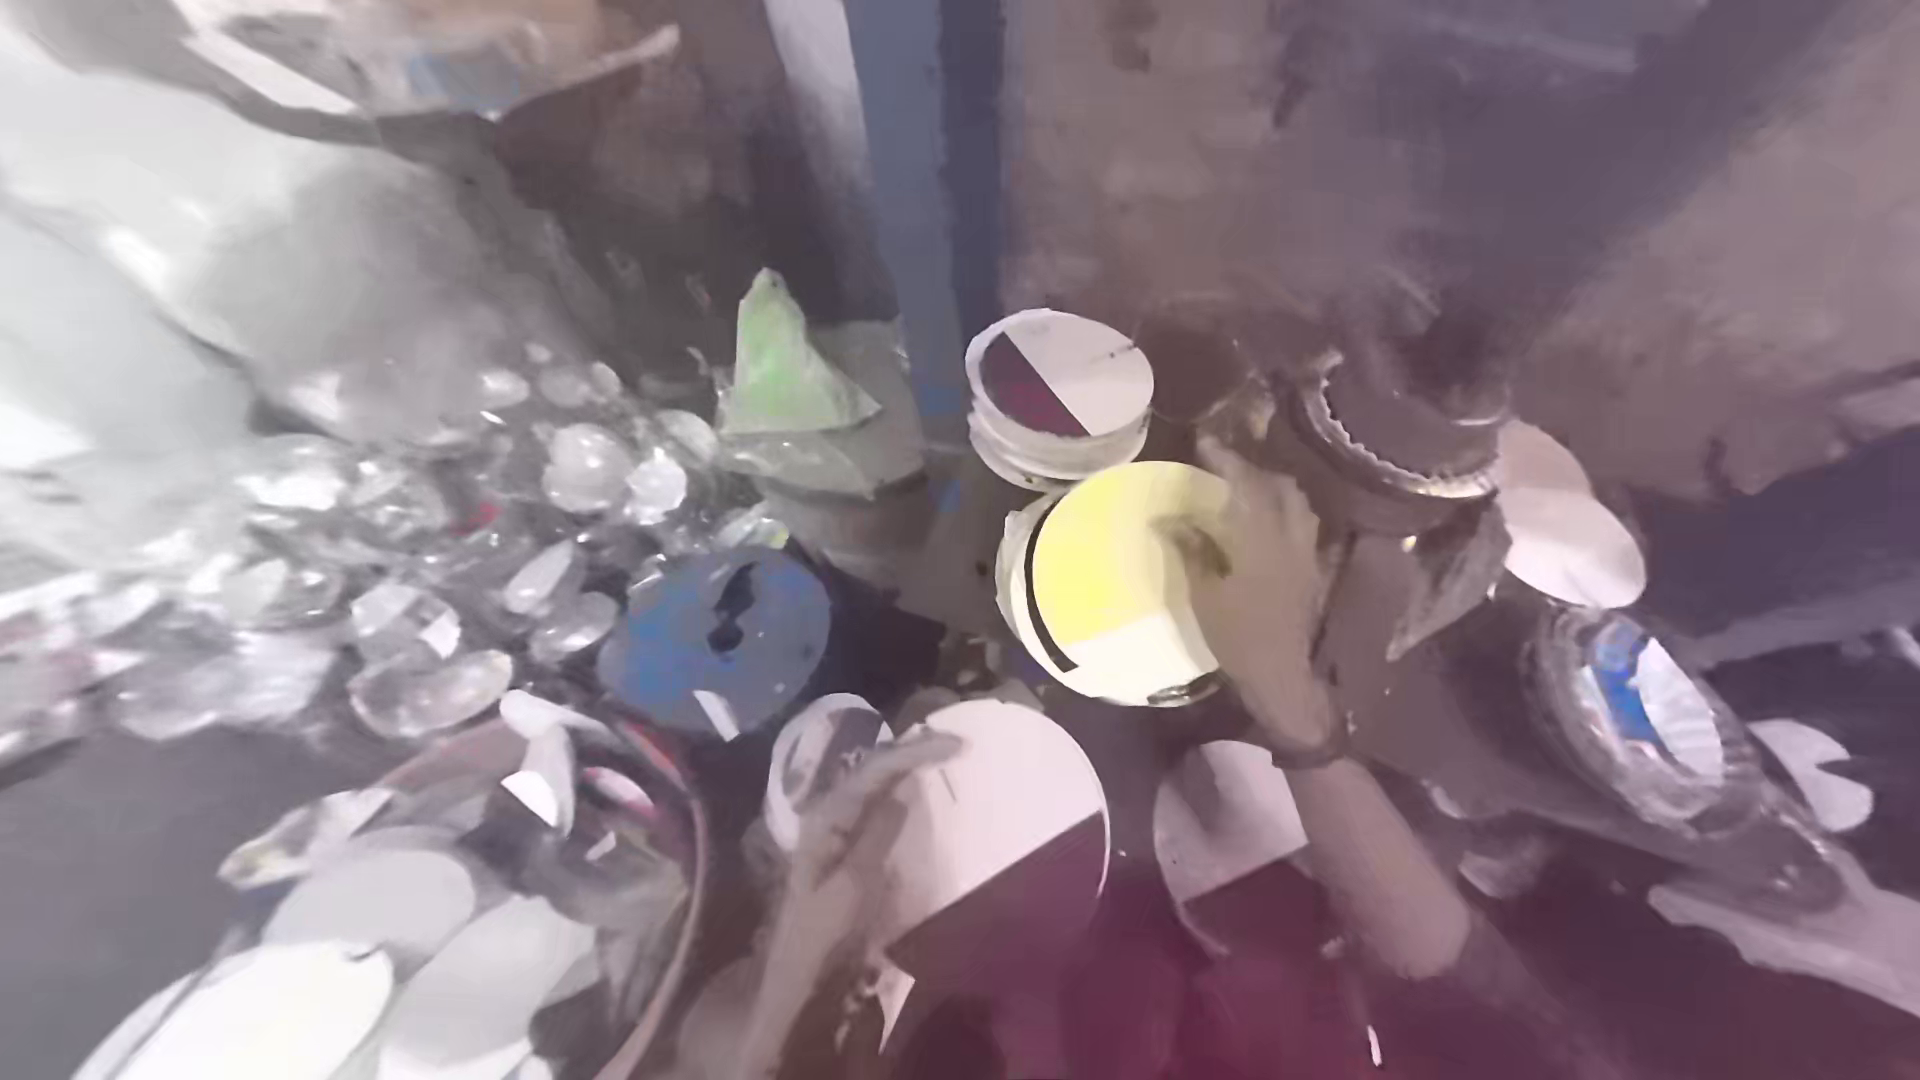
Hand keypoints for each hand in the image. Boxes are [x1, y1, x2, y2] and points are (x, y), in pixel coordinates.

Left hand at [764, 729, 963, 977]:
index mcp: (828, 814)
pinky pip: (879, 800)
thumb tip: (907, 786)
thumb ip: (878, 833)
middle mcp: (831, 809)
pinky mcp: (848, 840)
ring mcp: (838, 824)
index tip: (956, 745)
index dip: (916, 752)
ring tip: (944, 751)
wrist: (796, 983)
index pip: (877, 768)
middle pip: (877, 766)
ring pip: (878, 780)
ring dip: (910, 762)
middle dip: (915, 749)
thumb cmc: (823, 938)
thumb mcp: (853, 888)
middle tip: (957, 743)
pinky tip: (920, 784)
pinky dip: (903, 786)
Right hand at [1171, 434, 1337, 752]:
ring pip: (1299, 505)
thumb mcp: (1204, 594)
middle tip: (1226, 465)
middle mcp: (1292, 541)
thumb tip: (1167, 520)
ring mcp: (1308, 555)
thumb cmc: (1236, 636)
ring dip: (1275, 488)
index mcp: (1260, 543)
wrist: (1281, 673)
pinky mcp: (1313, 570)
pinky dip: (1287, 512)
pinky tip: (1269, 520)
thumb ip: (1191, 550)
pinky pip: (1305, 526)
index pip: (1246, 487)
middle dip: (1255, 469)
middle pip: (1282, 488)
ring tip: (1248, 487)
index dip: (1226, 460)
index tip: (1205, 442)